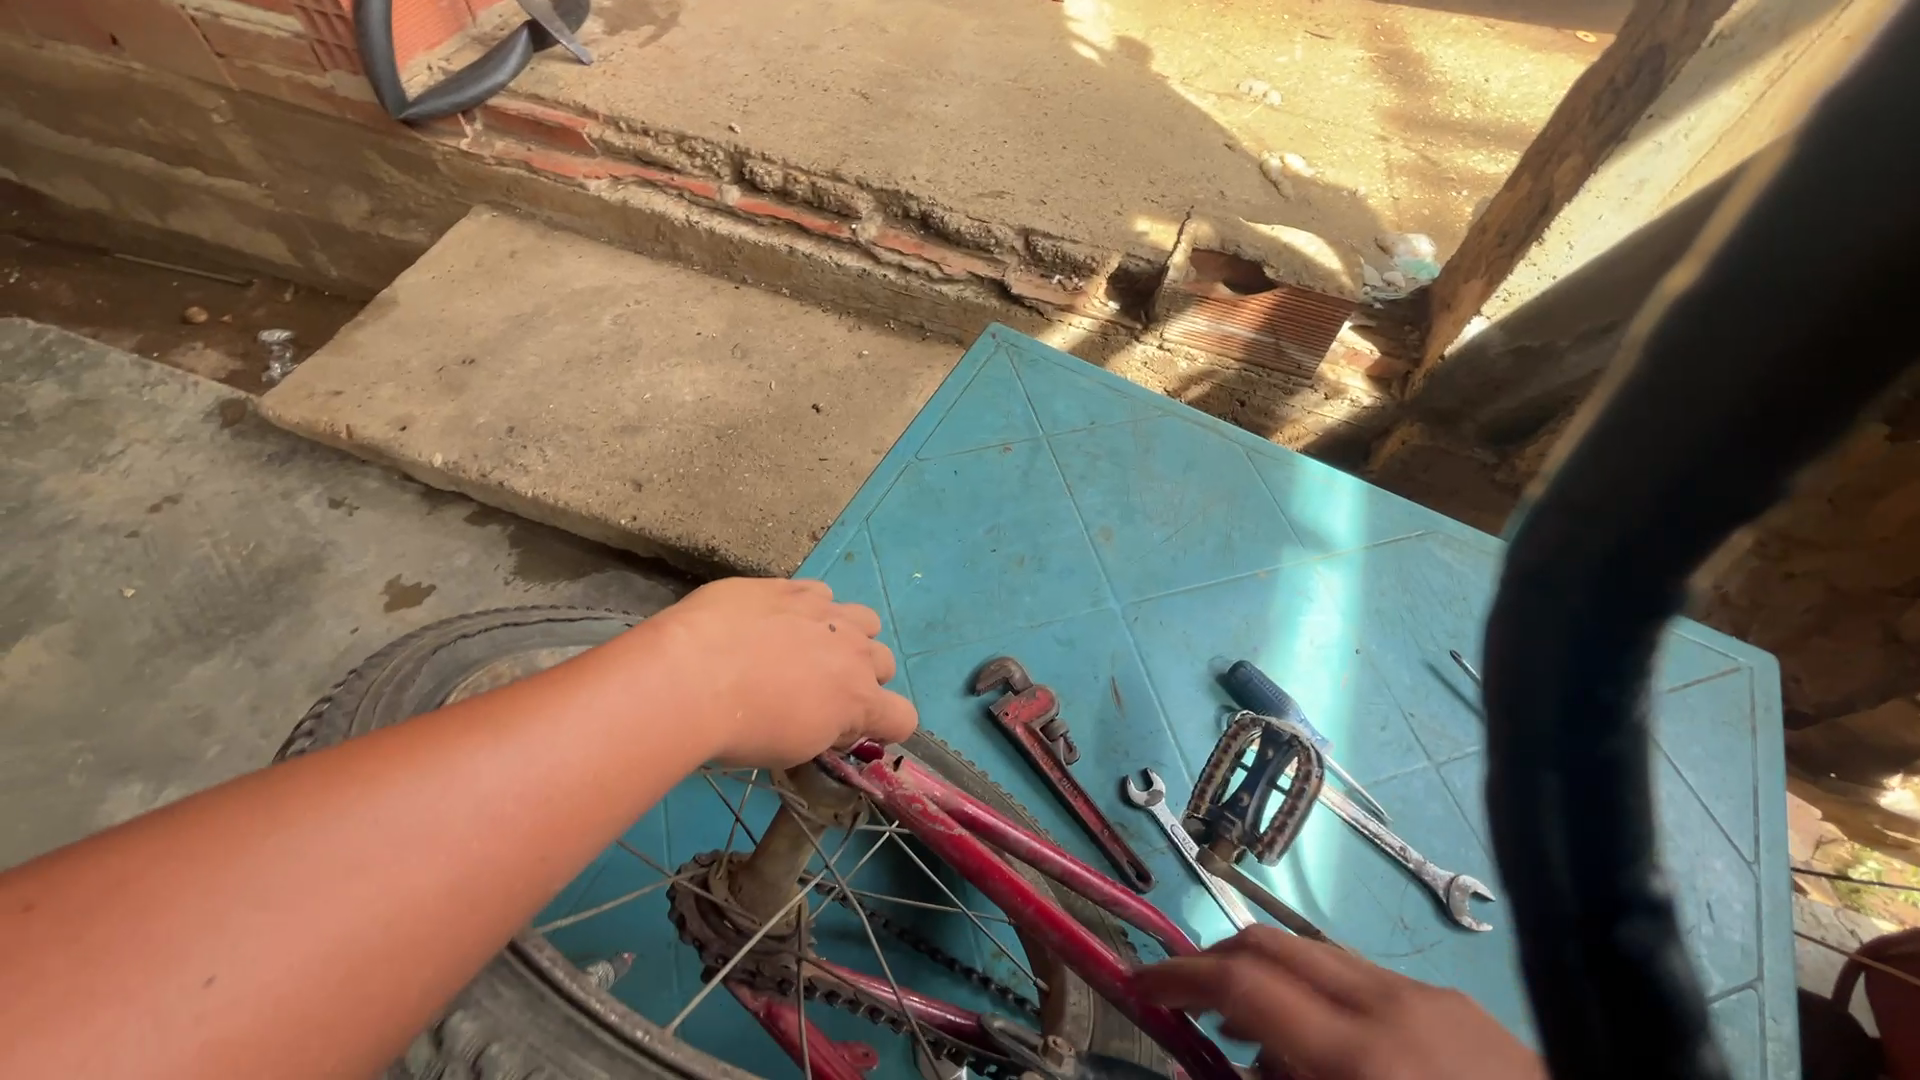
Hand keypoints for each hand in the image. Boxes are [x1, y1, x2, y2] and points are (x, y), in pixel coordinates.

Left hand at [625, 577, 916, 766]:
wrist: (690, 676)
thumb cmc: (741, 728)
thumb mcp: (791, 750)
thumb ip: (824, 729)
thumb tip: (830, 719)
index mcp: (859, 699)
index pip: (903, 717)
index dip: (885, 727)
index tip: (851, 732)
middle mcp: (854, 650)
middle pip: (884, 662)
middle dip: (862, 677)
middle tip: (820, 691)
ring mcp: (825, 612)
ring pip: (863, 620)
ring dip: (846, 636)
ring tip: (805, 649)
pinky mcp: (790, 587)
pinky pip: (819, 594)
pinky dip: (808, 610)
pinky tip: (774, 621)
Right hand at [1134, 928, 1543, 1079]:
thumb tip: (1219, 1071)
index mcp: (1364, 1059)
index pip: (1242, 983)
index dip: (1179, 977)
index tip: (1141, 988)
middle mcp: (1392, 1005)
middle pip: (1271, 945)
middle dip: (1215, 966)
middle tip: (1188, 1013)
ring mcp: (1430, 997)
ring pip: (1316, 957)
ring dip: (1269, 984)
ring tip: (1260, 1051)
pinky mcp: (1459, 1006)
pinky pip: (1363, 981)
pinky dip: (1321, 1001)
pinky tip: (1332, 1058)